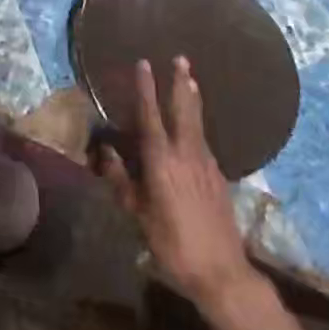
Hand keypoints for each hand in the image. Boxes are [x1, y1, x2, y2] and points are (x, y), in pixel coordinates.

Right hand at [95, 56, 255, 308]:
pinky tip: (196, 124)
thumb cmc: (172, 244)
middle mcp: (186, 155)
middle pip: (183, 110)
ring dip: (192, 98)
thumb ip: (123, 182)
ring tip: (191, 78)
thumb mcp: (139, 216)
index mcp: (161, 162)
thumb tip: (106, 153)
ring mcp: (206, 164)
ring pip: (197, 122)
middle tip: (181, 58)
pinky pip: (205, 139)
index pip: (151, 117)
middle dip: (180, 83)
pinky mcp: (218, 176)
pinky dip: (198, 122)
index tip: (144, 64)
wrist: (221, 271)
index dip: (146, 89)